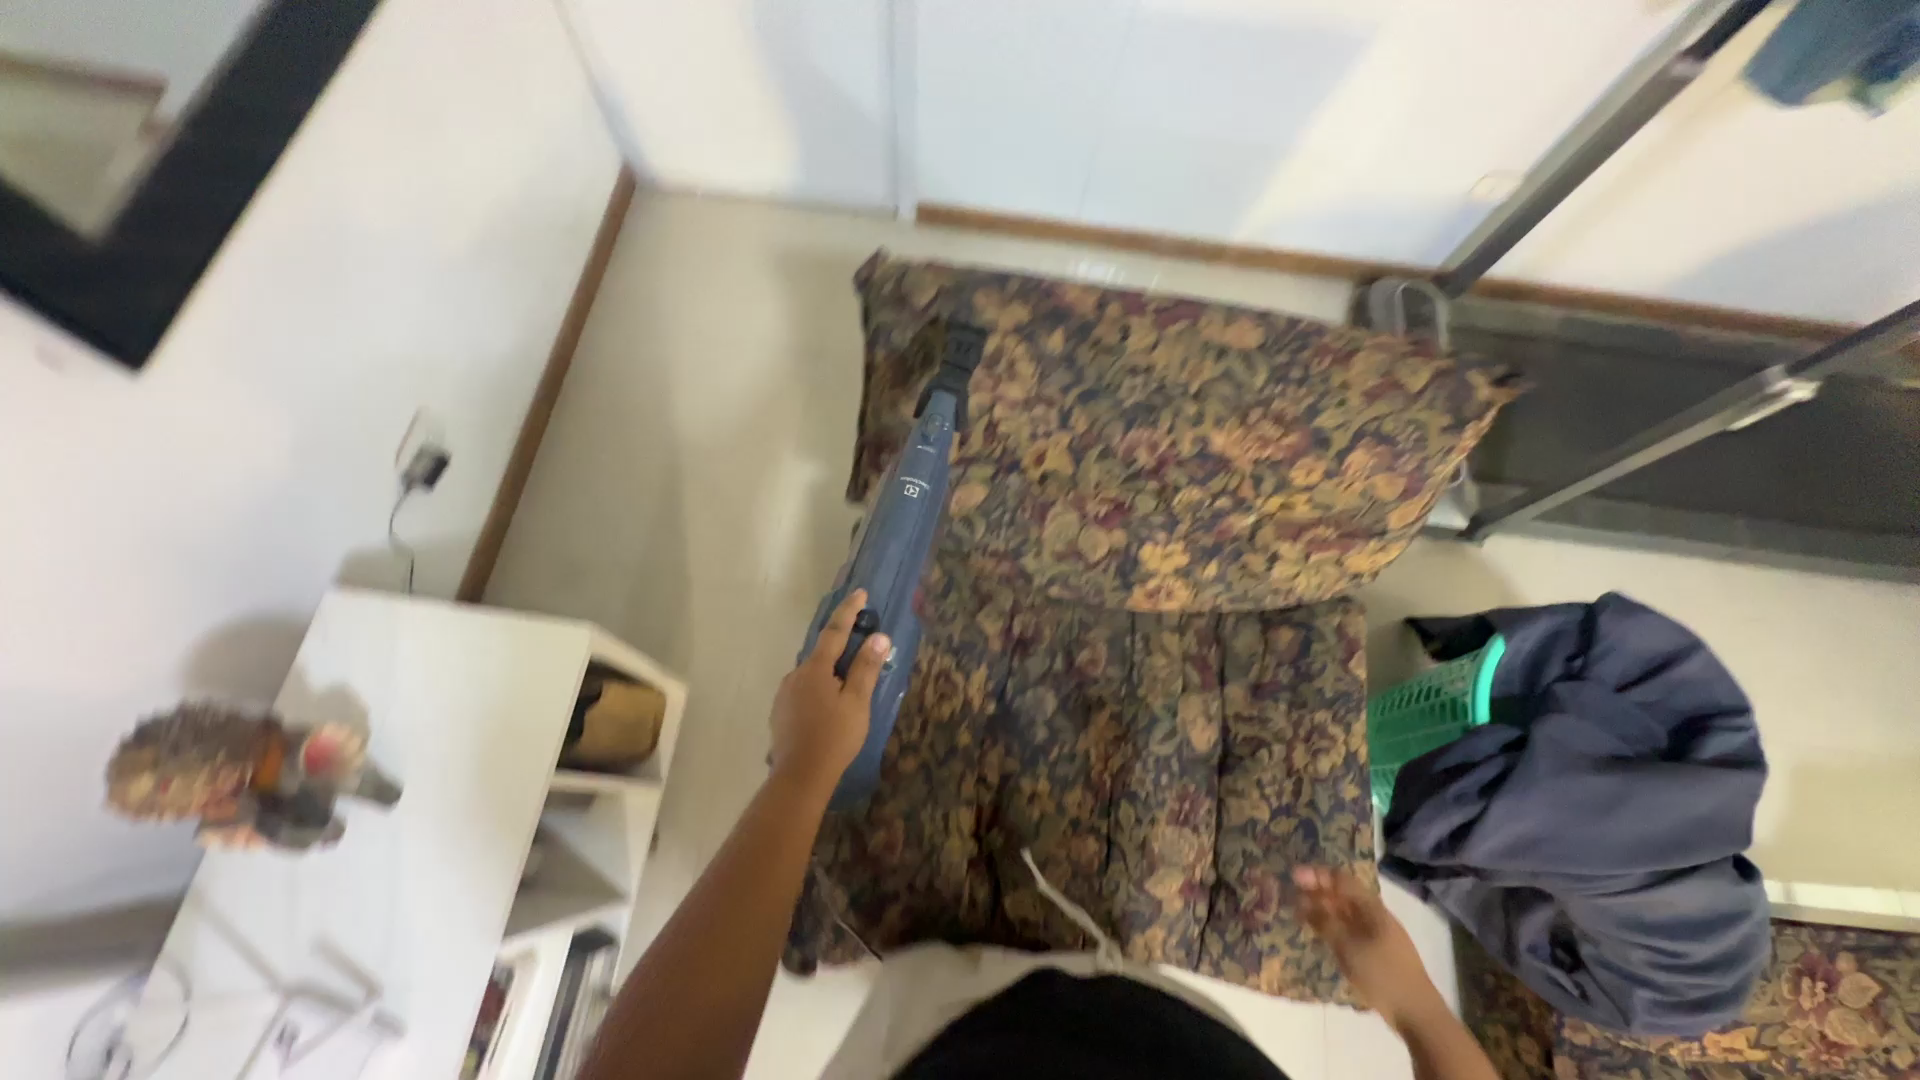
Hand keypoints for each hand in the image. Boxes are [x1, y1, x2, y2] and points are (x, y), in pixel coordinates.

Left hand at [769, 588, 888, 794]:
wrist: (800, 776)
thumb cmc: (834, 737)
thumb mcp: (857, 702)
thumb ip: (866, 667)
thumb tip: (879, 637)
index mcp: (815, 668)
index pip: (835, 631)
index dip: (849, 611)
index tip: (860, 593)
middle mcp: (795, 675)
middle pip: (822, 654)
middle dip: (841, 649)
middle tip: (862, 651)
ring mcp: (784, 694)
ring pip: (812, 675)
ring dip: (829, 675)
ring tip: (847, 692)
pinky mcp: (780, 713)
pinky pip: (803, 692)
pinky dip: (818, 692)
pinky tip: (827, 710)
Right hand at [1294, 865, 1445, 1030]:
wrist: (1417, 1013)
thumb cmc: (1382, 974)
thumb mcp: (1348, 947)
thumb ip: (1323, 921)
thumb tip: (1300, 899)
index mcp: (1372, 908)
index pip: (1341, 880)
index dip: (1317, 875)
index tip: (1293, 876)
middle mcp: (1375, 916)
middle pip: (1343, 894)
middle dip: (1317, 891)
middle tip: (1290, 894)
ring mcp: (1377, 934)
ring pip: (1345, 913)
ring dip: (1323, 909)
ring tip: (1299, 912)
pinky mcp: (1376, 952)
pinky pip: (1349, 929)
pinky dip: (1332, 926)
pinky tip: (1319, 933)